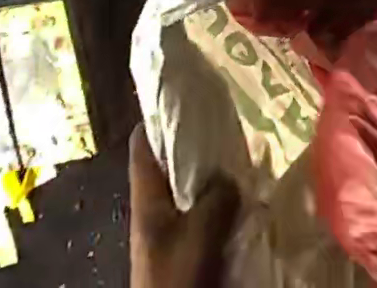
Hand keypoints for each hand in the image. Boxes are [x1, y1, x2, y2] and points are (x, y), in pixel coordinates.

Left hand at [129, 123, 239, 287]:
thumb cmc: (174, 277)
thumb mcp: (199, 236)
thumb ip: (216, 200)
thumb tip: (230, 176)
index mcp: (145, 194)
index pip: (141, 141)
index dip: (159, 119)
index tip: (187, 105)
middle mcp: (149, 206)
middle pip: (165, 164)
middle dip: (192, 149)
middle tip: (223, 135)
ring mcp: (160, 231)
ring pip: (181, 192)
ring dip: (204, 182)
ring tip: (234, 168)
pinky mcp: (174, 252)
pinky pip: (191, 218)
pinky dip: (209, 209)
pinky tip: (232, 209)